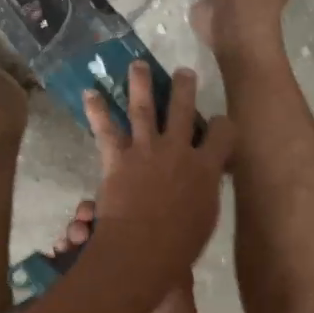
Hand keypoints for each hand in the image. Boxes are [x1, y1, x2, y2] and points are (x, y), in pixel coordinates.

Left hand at [82, 63, 235, 276]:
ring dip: (141, 85)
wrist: (144, 247)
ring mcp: (147, 151)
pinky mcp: (118, 158)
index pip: (224, 135)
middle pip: (184, 111)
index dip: (223, 126)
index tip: (220, 121)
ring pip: (145, 110)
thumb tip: (202, 189)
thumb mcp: (205, 219)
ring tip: (137, 65)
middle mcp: (179, 151)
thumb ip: (204, 194)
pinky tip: (89, 93)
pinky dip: (96, 111)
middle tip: (183, 70)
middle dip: (184, 88)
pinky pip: (105, 130)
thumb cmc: (180, 245)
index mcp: (207, 169)